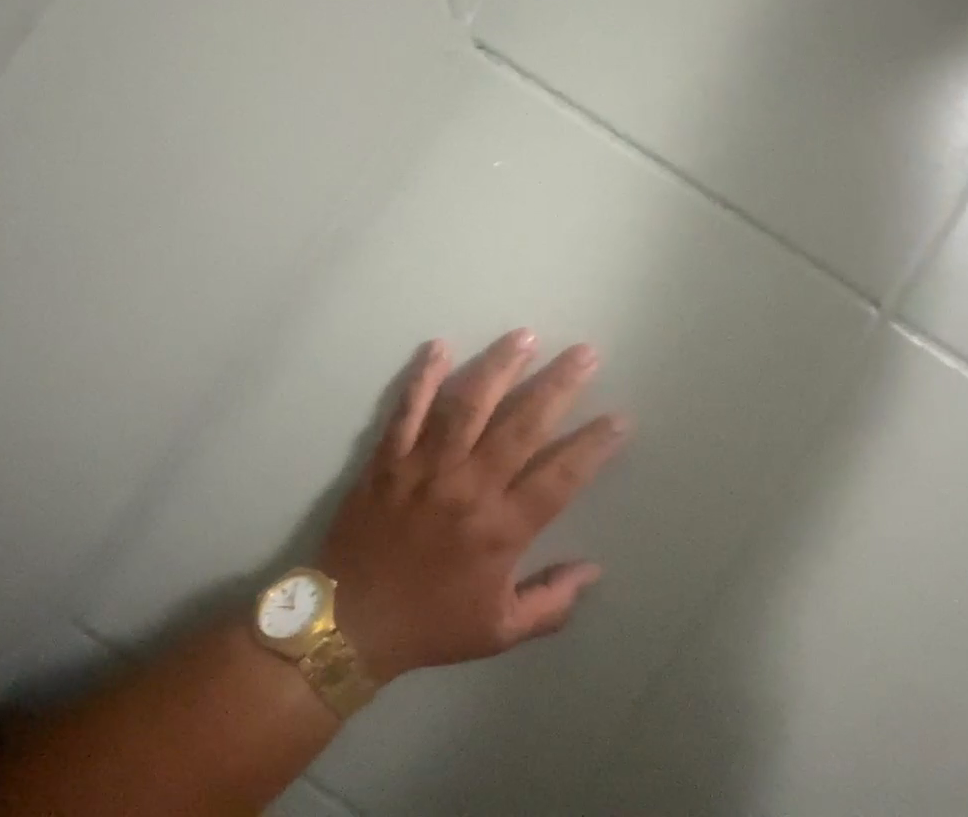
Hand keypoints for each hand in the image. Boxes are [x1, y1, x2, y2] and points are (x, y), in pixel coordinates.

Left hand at [317, 329, 630, 680]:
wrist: (349, 624)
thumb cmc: (430, 626)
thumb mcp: (500, 631)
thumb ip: (552, 602)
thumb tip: (594, 570)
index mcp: (502, 529)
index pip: (560, 476)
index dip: (593, 445)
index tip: (619, 418)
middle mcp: (469, 487)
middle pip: (521, 424)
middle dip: (558, 385)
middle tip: (585, 353)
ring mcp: (424, 467)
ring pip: (466, 404)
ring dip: (498, 366)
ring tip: (523, 336)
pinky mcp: (387, 459)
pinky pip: (406, 409)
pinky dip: (422, 377)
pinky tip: (439, 346)